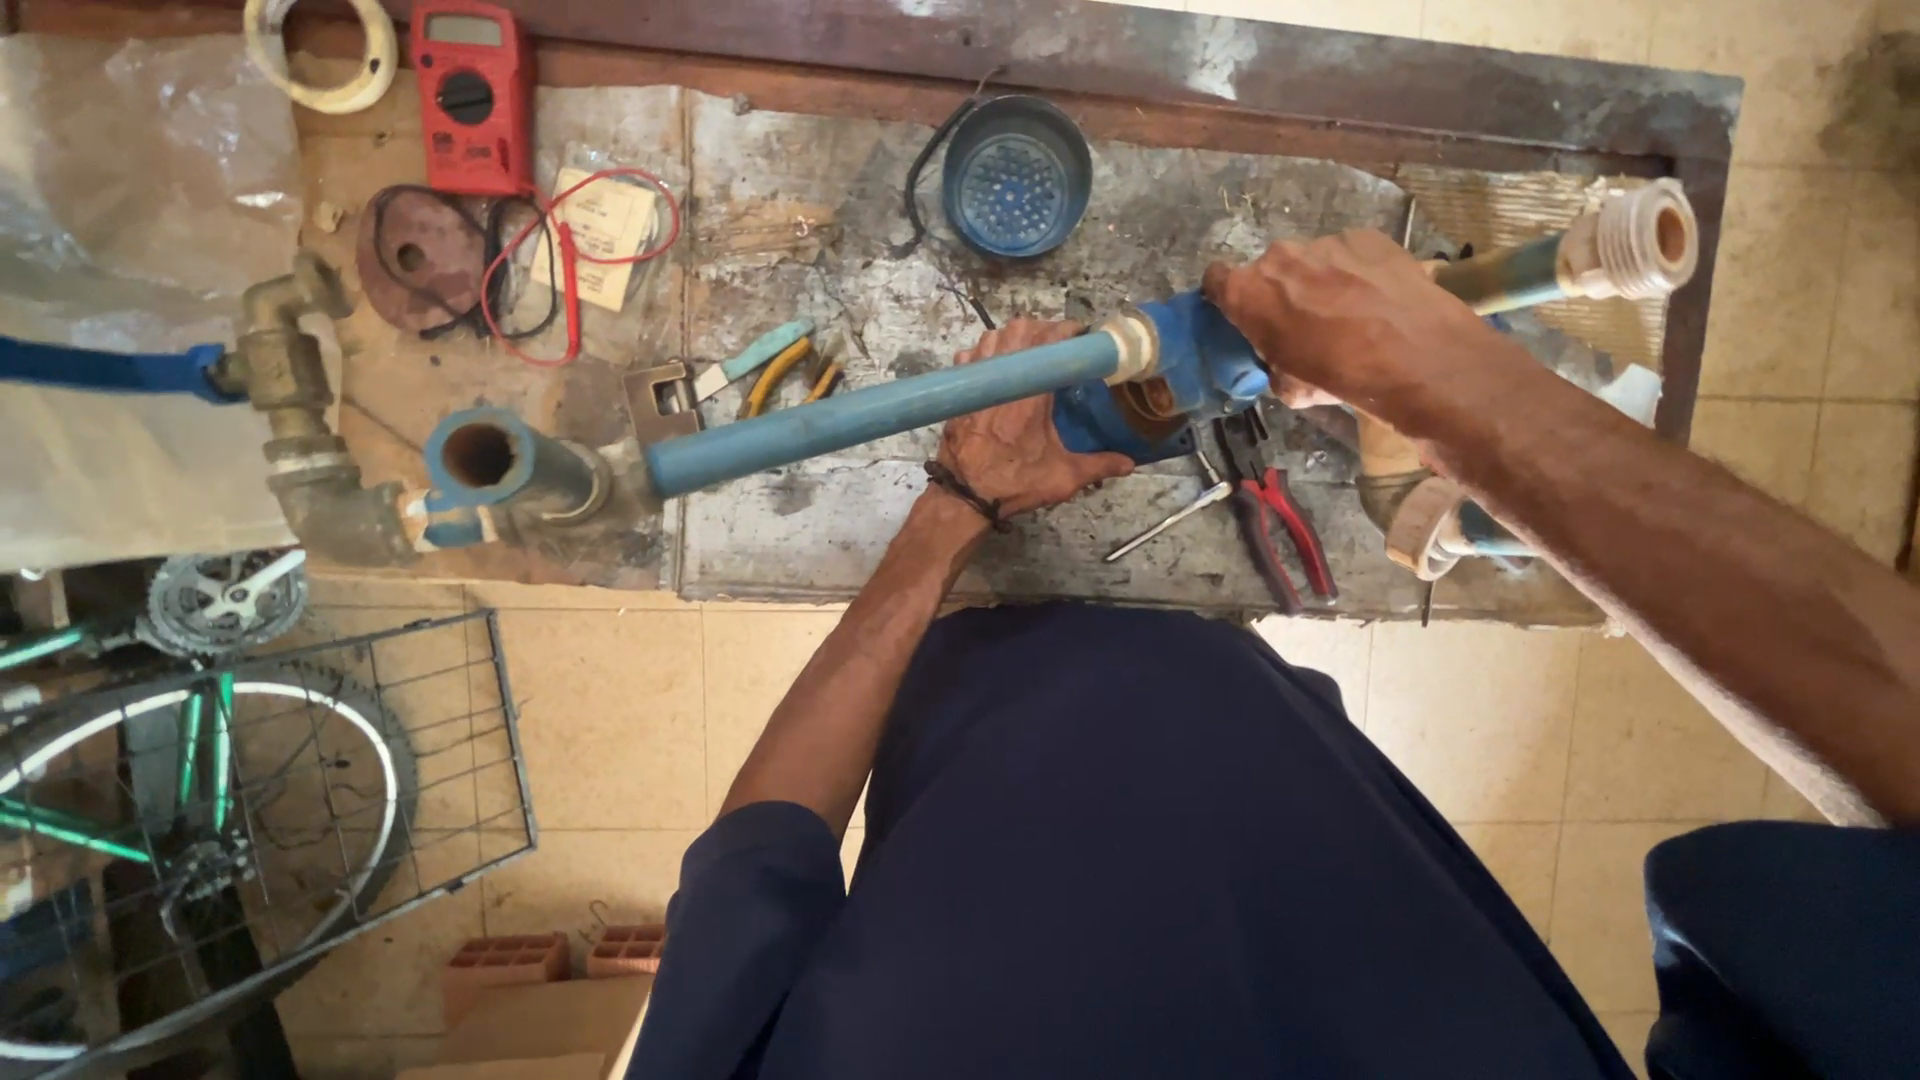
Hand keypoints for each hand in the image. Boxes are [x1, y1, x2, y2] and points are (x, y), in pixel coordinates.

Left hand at [935, 318, 1135, 516]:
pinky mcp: (959, 392)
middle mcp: (1002, 378)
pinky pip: (971, 355)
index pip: (1049, 341)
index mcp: (1030, 394)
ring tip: (1030, 351)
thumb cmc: (1013, 484)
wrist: (964, 497)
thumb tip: (1130, 464)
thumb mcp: (1063, 477)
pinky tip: (998, 366)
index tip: (1081, 336)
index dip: (1067, 331)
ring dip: (1014, 337)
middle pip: (1020, 329)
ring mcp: (975, 382)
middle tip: (1058, 345)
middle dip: (1042, 329)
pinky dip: (986, 352)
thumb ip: (1099, 466)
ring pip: (994, 337)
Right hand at [1202, 229, 1498, 416]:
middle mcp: (1280, 257)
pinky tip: (1375, 299)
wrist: (1416, 355)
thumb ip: (1272, 360)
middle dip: (1279, 291)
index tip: (1242, 313)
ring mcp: (1326, 242)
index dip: (1227, 296)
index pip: (1216, 279)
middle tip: (1301, 322)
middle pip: (1268, 270)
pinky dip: (1355, 272)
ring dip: (1319, 281)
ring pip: (1310, 261)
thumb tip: (1282, 357)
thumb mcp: (1287, 386)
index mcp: (1247, 293)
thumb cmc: (1337, 375)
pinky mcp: (1368, 236)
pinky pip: (1348, 254)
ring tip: (1347, 313)